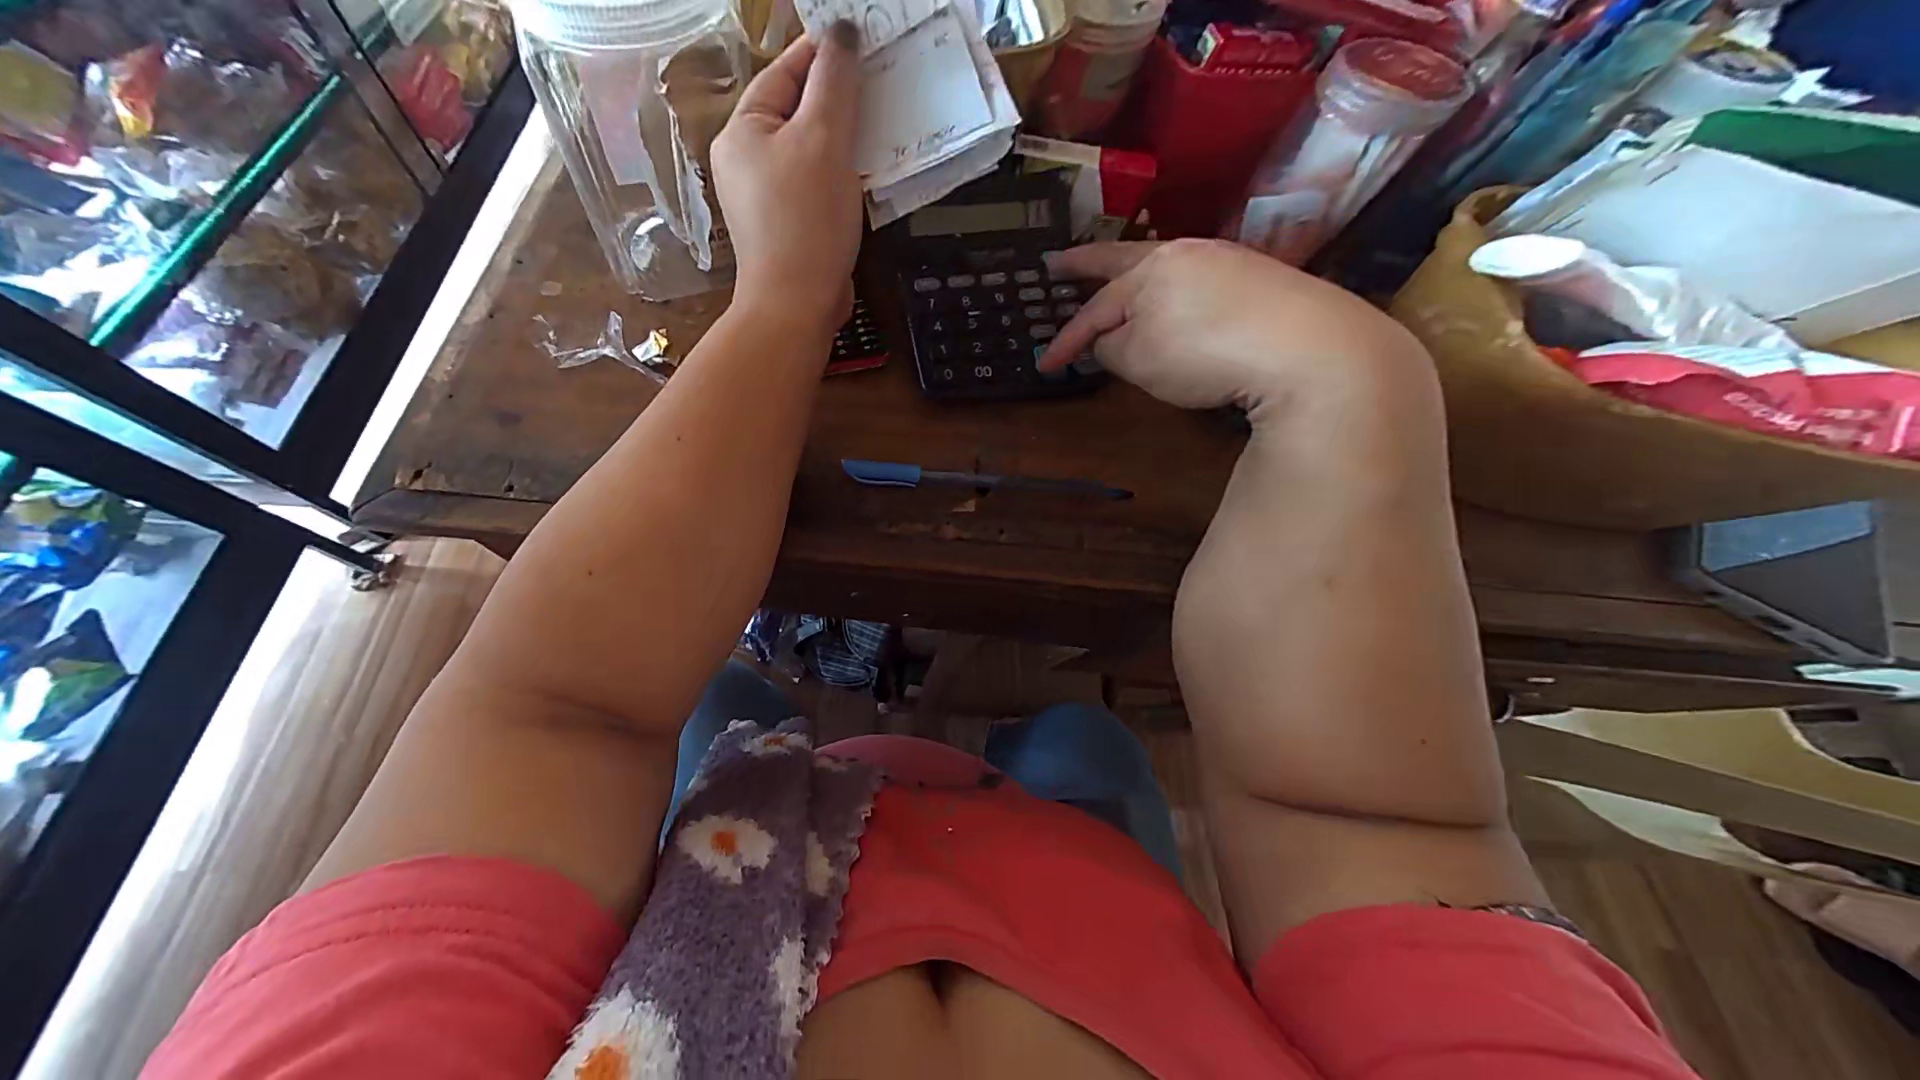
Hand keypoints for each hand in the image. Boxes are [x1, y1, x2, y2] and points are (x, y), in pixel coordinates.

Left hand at [711, 25, 862, 323]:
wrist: (797, 303)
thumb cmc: (806, 218)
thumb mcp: (823, 139)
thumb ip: (834, 82)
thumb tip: (841, 32)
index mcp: (742, 130)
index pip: (784, 73)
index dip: (822, 54)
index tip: (861, 43)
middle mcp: (745, 160)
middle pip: (795, 112)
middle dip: (836, 99)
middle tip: (878, 86)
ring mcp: (764, 197)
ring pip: (808, 151)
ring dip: (843, 139)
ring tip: (878, 129)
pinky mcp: (786, 227)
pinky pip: (815, 185)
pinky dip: (840, 175)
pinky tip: (865, 176)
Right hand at [1037, 239, 1431, 414]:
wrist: (1307, 348)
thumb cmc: (1206, 353)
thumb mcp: (1141, 361)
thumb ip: (1114, 347)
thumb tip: (1111, 340)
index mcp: (1149, 270)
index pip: (1094, 310)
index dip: (1066, 340)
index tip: (1045, 364)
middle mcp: (1186, 254)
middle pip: (1124, 261)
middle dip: (1088, 266)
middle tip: (1059, 264)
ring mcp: (1227, 262)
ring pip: (1165, 269)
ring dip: (1135, 281)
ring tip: (1120, 291)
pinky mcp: (1260, 281)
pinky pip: (1198, 283)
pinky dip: (1175, 295)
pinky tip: (1180, 306)